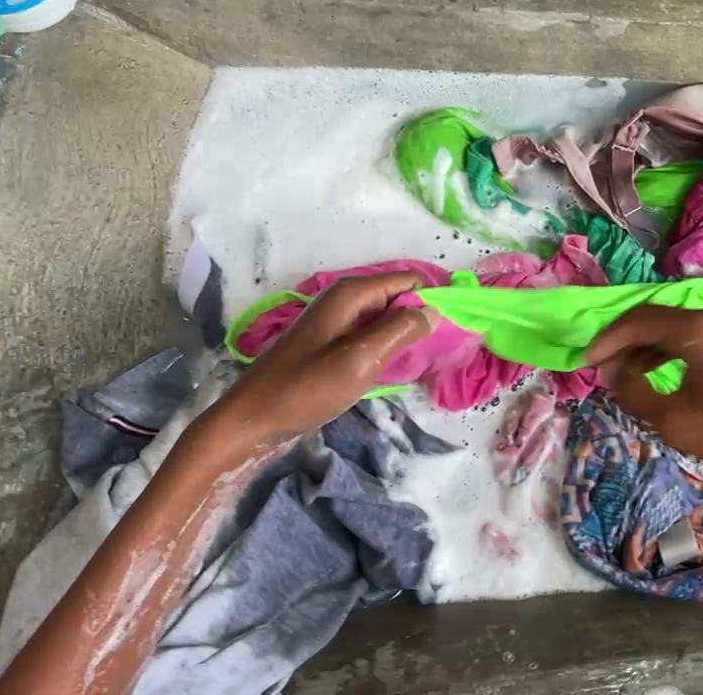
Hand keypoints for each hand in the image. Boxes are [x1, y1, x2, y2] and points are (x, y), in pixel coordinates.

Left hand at [206, 272, 438, 449]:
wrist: (248, 424)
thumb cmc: (303, 390)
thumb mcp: (359, 360)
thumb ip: (399, 329)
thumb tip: (434, 308)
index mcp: (351, 294)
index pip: (410, 280)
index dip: (433, 298)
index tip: (454, 327)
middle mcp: (345, 299)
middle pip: (399, 296)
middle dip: (422, 316)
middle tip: (441, 349)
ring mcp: (336, 322)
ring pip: (387, 317)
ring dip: (406, 334)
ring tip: (424, 360)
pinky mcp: (331, 343)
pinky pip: (372, 334)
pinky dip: (388, 346)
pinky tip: (395, 368)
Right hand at [585, 305, 702, 478]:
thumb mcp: (670, 418)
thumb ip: (633, 391)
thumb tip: (611, 372)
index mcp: (694, 328)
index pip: (637, 321)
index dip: (607, 340)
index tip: (585, 361)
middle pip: (648, 317)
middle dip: (619, 340)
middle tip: (596, 366)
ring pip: (662, 326)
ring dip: (635, 346)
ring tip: (615, 373)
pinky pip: (677, 337)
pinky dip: (654, 351)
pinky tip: (642, 373)